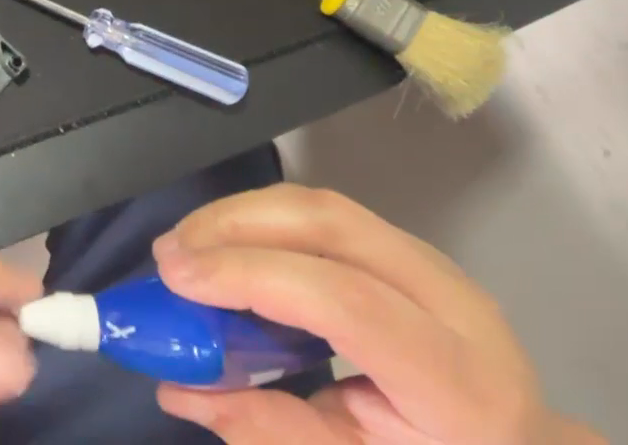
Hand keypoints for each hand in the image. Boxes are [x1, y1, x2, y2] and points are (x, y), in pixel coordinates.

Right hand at [150, 185, 604, 444]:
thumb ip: (276, 435)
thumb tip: (181, 387)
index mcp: (460, 382)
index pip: (349, 302)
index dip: (252, 277)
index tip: (174, 279)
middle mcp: (455, 303)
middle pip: (331, 224)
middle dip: (233, 225)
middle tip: (168, 255)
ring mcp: (430, 265)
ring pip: (319, 205)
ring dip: (237, 216)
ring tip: (183, 250)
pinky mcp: (401, 250)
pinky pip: (318, 216)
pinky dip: (257, 223)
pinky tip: (222, 251)